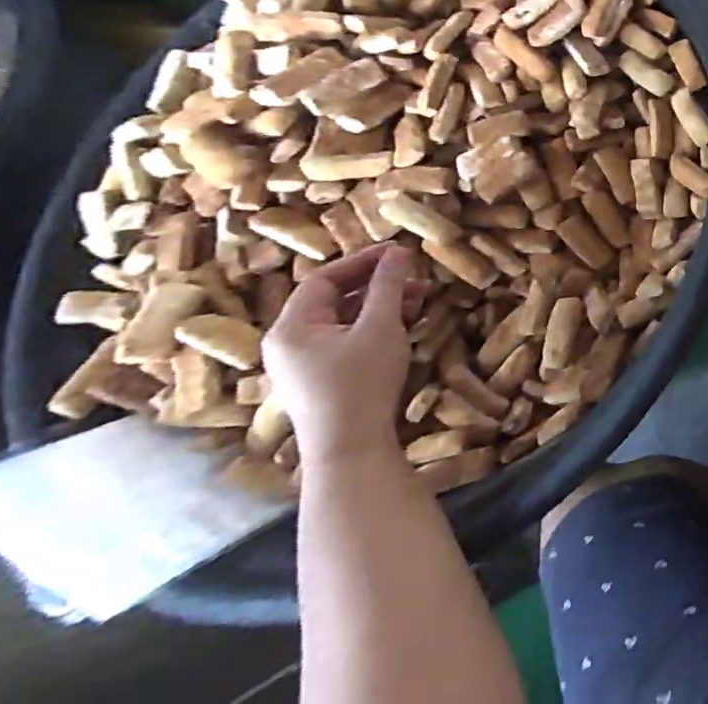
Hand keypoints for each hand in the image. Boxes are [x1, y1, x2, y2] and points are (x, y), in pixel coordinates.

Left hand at [263, 244, 414, 463]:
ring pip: (342, 323)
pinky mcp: (320, 385)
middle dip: (376, 285)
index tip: (397, 252)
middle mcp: (289, 344)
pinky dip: (372, 330)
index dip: (362, 261)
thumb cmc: (361, 384)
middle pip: (333, 300)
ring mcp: (303, 368)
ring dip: (379, 307)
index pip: (324, 279)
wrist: (351, 456)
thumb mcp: (380, 328)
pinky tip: (403, 326)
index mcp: (291, 327)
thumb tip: (399, 252)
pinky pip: (344, 344)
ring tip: (418, 299)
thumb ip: (388, 286)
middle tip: (412, 276)